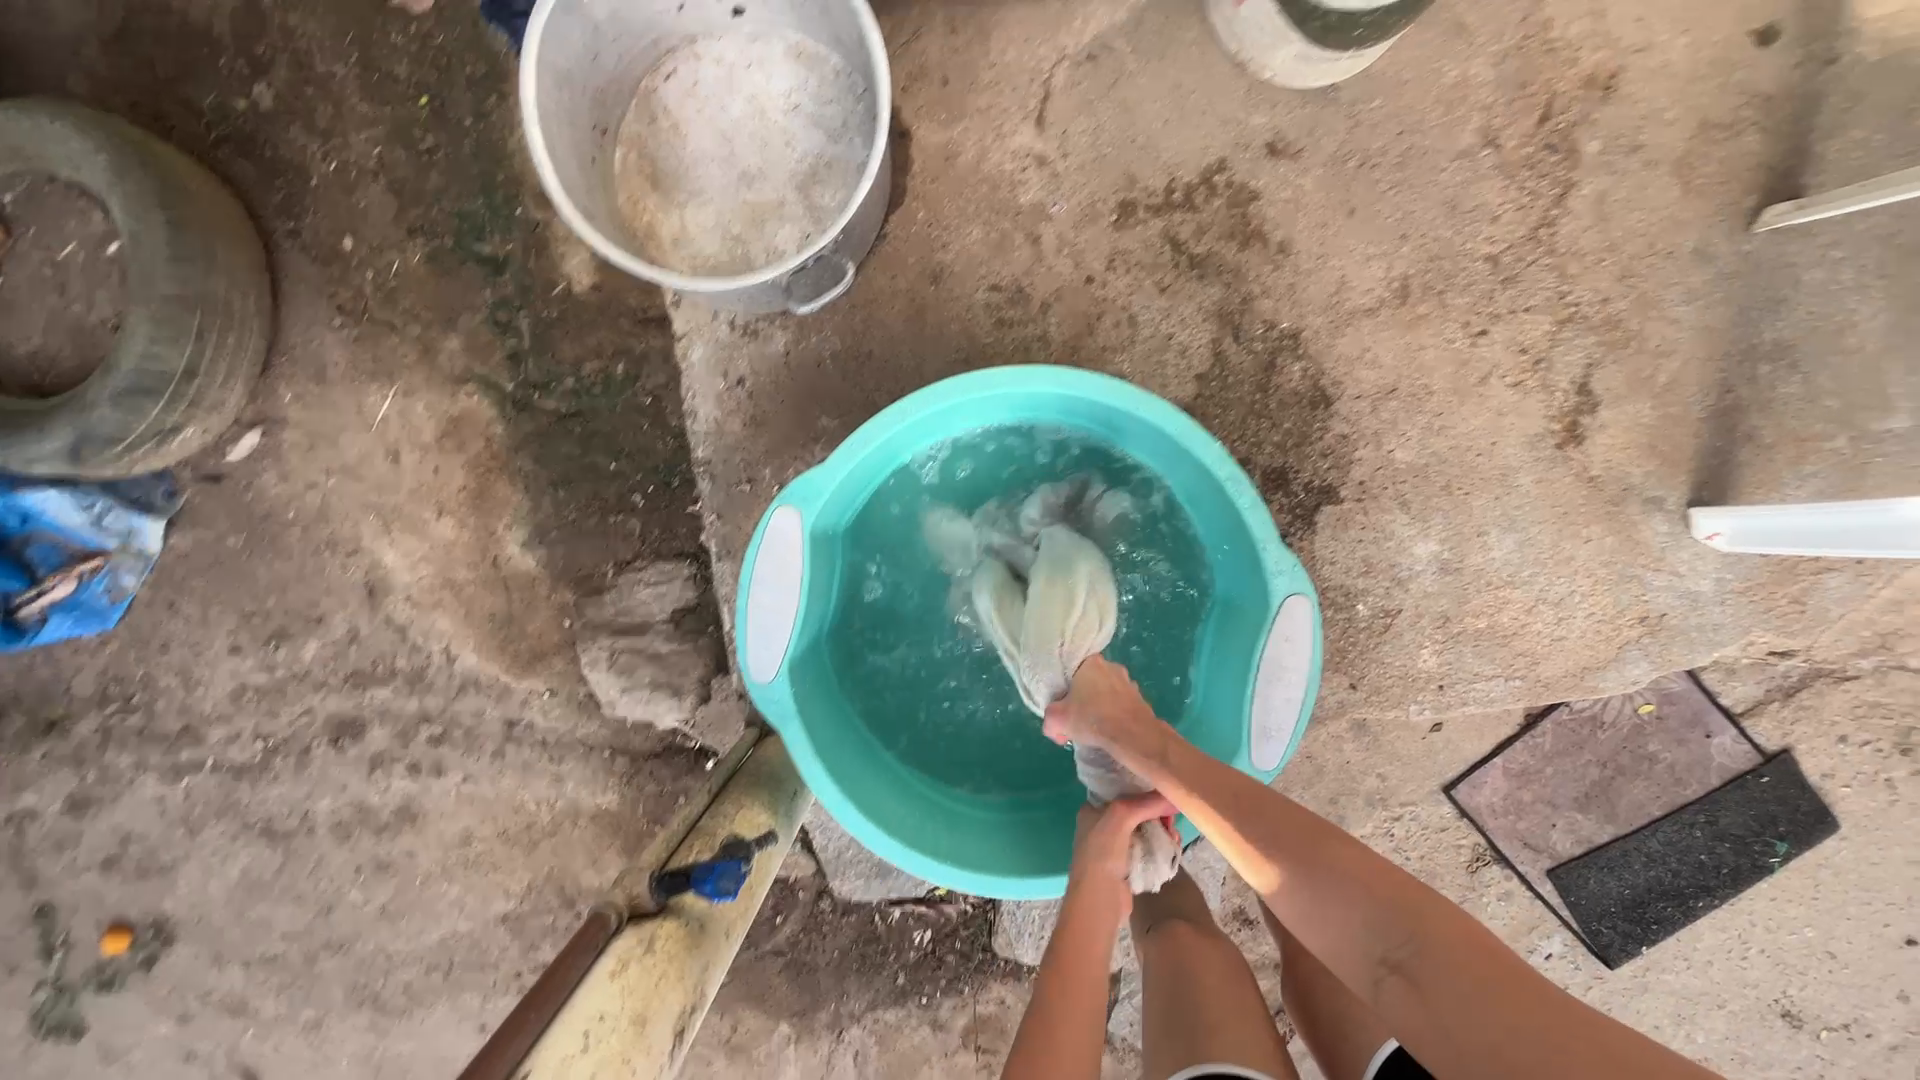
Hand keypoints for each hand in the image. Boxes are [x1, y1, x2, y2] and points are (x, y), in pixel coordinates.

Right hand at [1043, 656, 1166, 762]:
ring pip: (1108, 694)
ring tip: (1095, 728)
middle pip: (1091, 682)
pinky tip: (1111, 731)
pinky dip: (1116, 716)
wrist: (1132, 736)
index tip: (1064, 705)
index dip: (1065, 689)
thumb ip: (1050, 721)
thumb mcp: (1056, 720)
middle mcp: (1112, 667)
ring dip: (1101, 707)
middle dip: (1084, 699)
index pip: (1072, 671)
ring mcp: (1129, 683)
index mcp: (1090, 663)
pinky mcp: (1141, 699)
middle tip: (1078, 719)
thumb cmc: (1092, 719)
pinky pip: (1122, 706)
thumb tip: (1056, 731)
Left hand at [1064, 793, 1176, 922]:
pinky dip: (1160, 846)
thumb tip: (1173, 798)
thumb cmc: (1103, 853)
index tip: (1164, 795)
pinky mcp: (1127, 865)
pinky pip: (1148, 849)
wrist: (1100, 900)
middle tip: (1172, 819)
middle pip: (1136, 812)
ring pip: (1145, 831)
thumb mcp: (1120, 817)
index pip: (1121, 792)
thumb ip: (1145, 804)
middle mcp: (1101, 826)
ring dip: (1162, 831)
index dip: (1143, 792)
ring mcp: (1114, 847)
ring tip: (1175, 835)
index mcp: (1092, 810)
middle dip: (1157, 814)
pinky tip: (1172, 847)